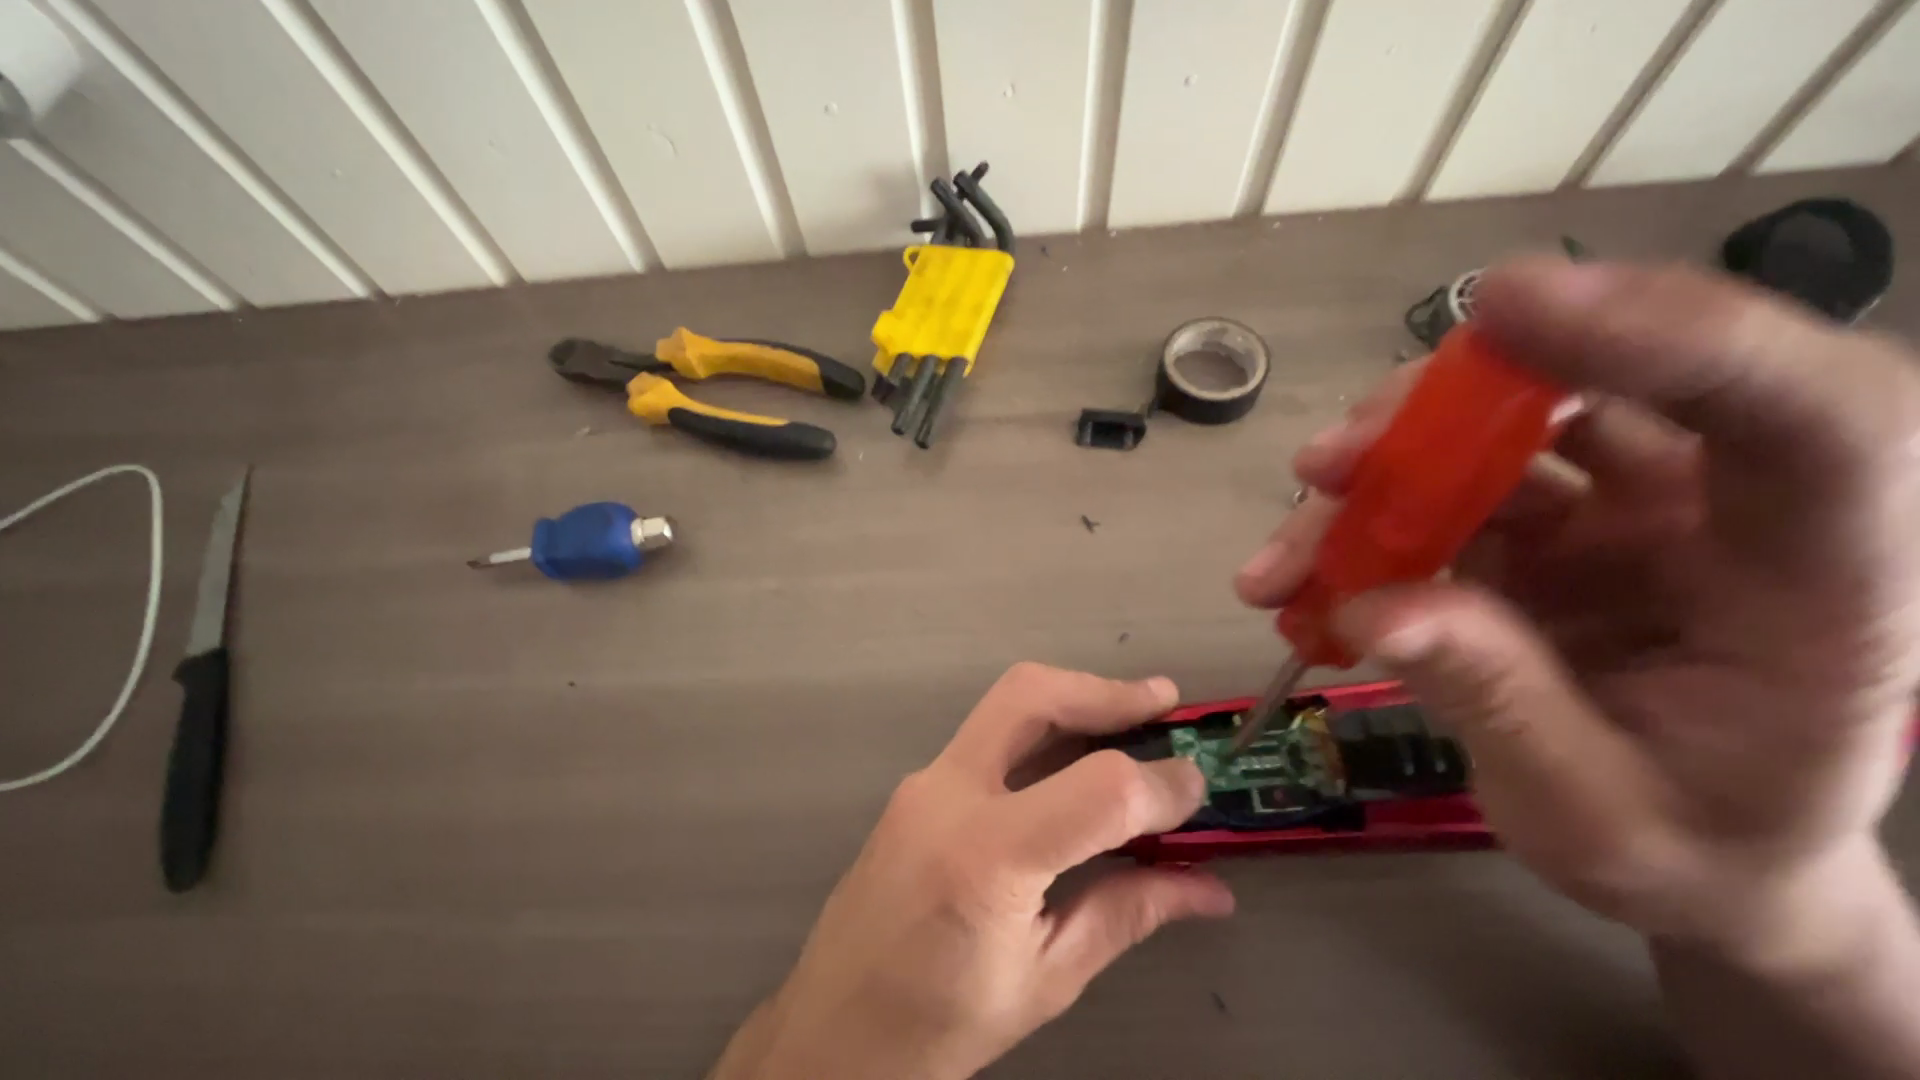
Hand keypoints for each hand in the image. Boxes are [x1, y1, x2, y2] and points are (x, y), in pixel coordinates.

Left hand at [709, 664, 1232, 1079]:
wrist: (833, 1032)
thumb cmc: (942, 1021)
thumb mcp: (1048, 977)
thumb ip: (1128, 914)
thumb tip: (1210, 888)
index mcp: (986, 858)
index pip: (1098, 789)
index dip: (1161, 783)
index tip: (1199, 790)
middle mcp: (946, 797)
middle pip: (1032, 697)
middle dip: (1106, 693)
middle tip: (1166, 702)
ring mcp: (923, 785)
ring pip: (1004, 704)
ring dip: (1073, 700)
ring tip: (1134, 715)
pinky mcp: (916, 788)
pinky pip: (987, 737)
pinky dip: (1042, 731)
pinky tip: (1077, 758)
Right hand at [1237, 257, 1919, 961]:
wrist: (1698, 861)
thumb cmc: (1690, 848)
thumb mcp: (1595, 812)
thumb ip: (1500, 703)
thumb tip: (1372, 610)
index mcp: (1818, 576)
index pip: (1802, 411)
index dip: (1668, 335)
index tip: (1504, 305)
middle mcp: (1721, 508)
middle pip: (1595, 392)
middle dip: (1439, 414)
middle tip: (1325, 467)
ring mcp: (1626, 508)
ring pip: (1492, 434)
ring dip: (1374, 477)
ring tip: (1285, 560)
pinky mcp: (1547, 525)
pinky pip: (1443, 490)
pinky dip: (1363, 525)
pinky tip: (1305, 577)